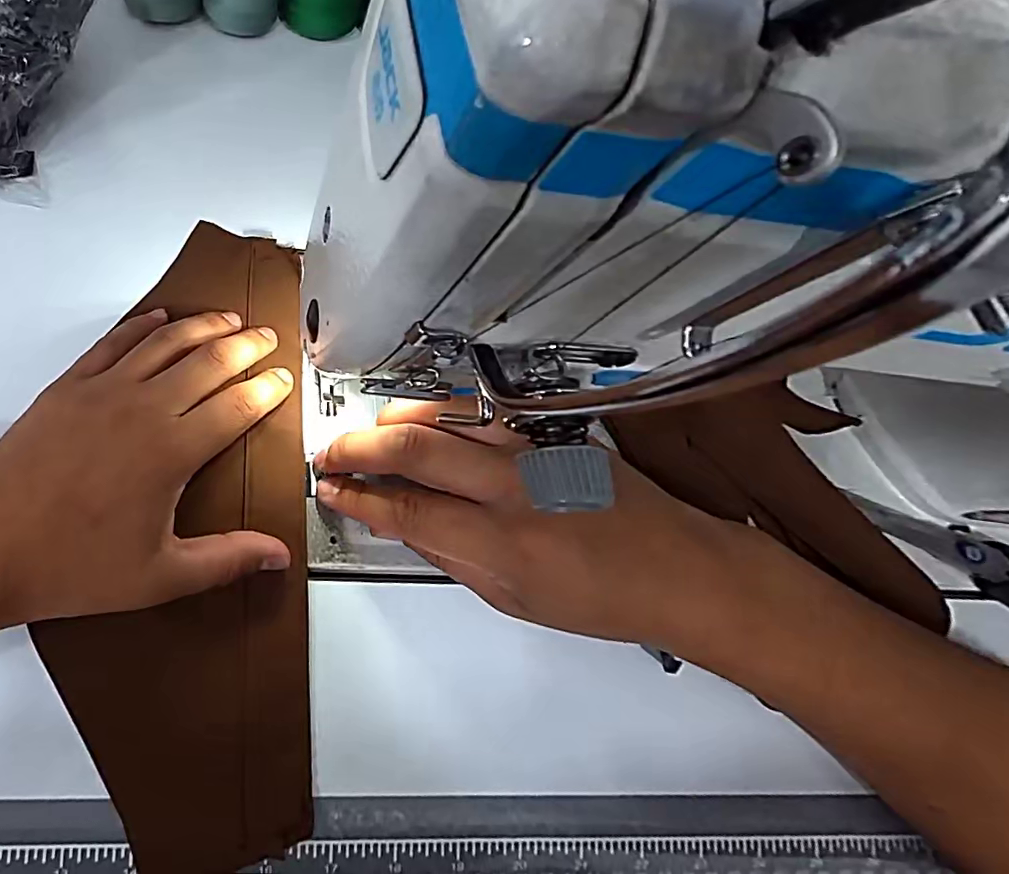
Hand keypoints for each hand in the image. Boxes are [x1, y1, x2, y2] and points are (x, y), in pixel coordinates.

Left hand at [0, 309, 294, 666]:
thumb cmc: (70, 566)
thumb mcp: (159, 576)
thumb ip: (226, 559)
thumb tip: (277, 555)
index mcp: (172, 452)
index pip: (237, 405)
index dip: (267, 388)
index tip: (284, 379)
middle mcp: (143, 409)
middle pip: (210, 361)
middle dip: (246, 345)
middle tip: (267, 337)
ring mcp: (104, 390)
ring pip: (167, 342)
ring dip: (204, 326)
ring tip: (229, 319)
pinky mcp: (70, 385)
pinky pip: (115, 342)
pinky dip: (143, 326)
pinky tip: (160, 319)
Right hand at [313, 400, 789, 657]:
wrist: (678, 567)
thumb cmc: (604, 596)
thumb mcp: (511, 597)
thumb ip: (446, 553)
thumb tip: (398, 523)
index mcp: (502, 540)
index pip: (405, 507)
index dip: (357, 496)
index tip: (332, 489)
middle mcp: (512, 485)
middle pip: (412, 446)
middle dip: (356, 446)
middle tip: (330, 455)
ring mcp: (530, 448)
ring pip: (440, 414)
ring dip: (389, 420)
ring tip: (365, 436)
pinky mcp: (544, 431)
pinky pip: (473, 411)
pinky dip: (433, 412)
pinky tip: (415, 422)